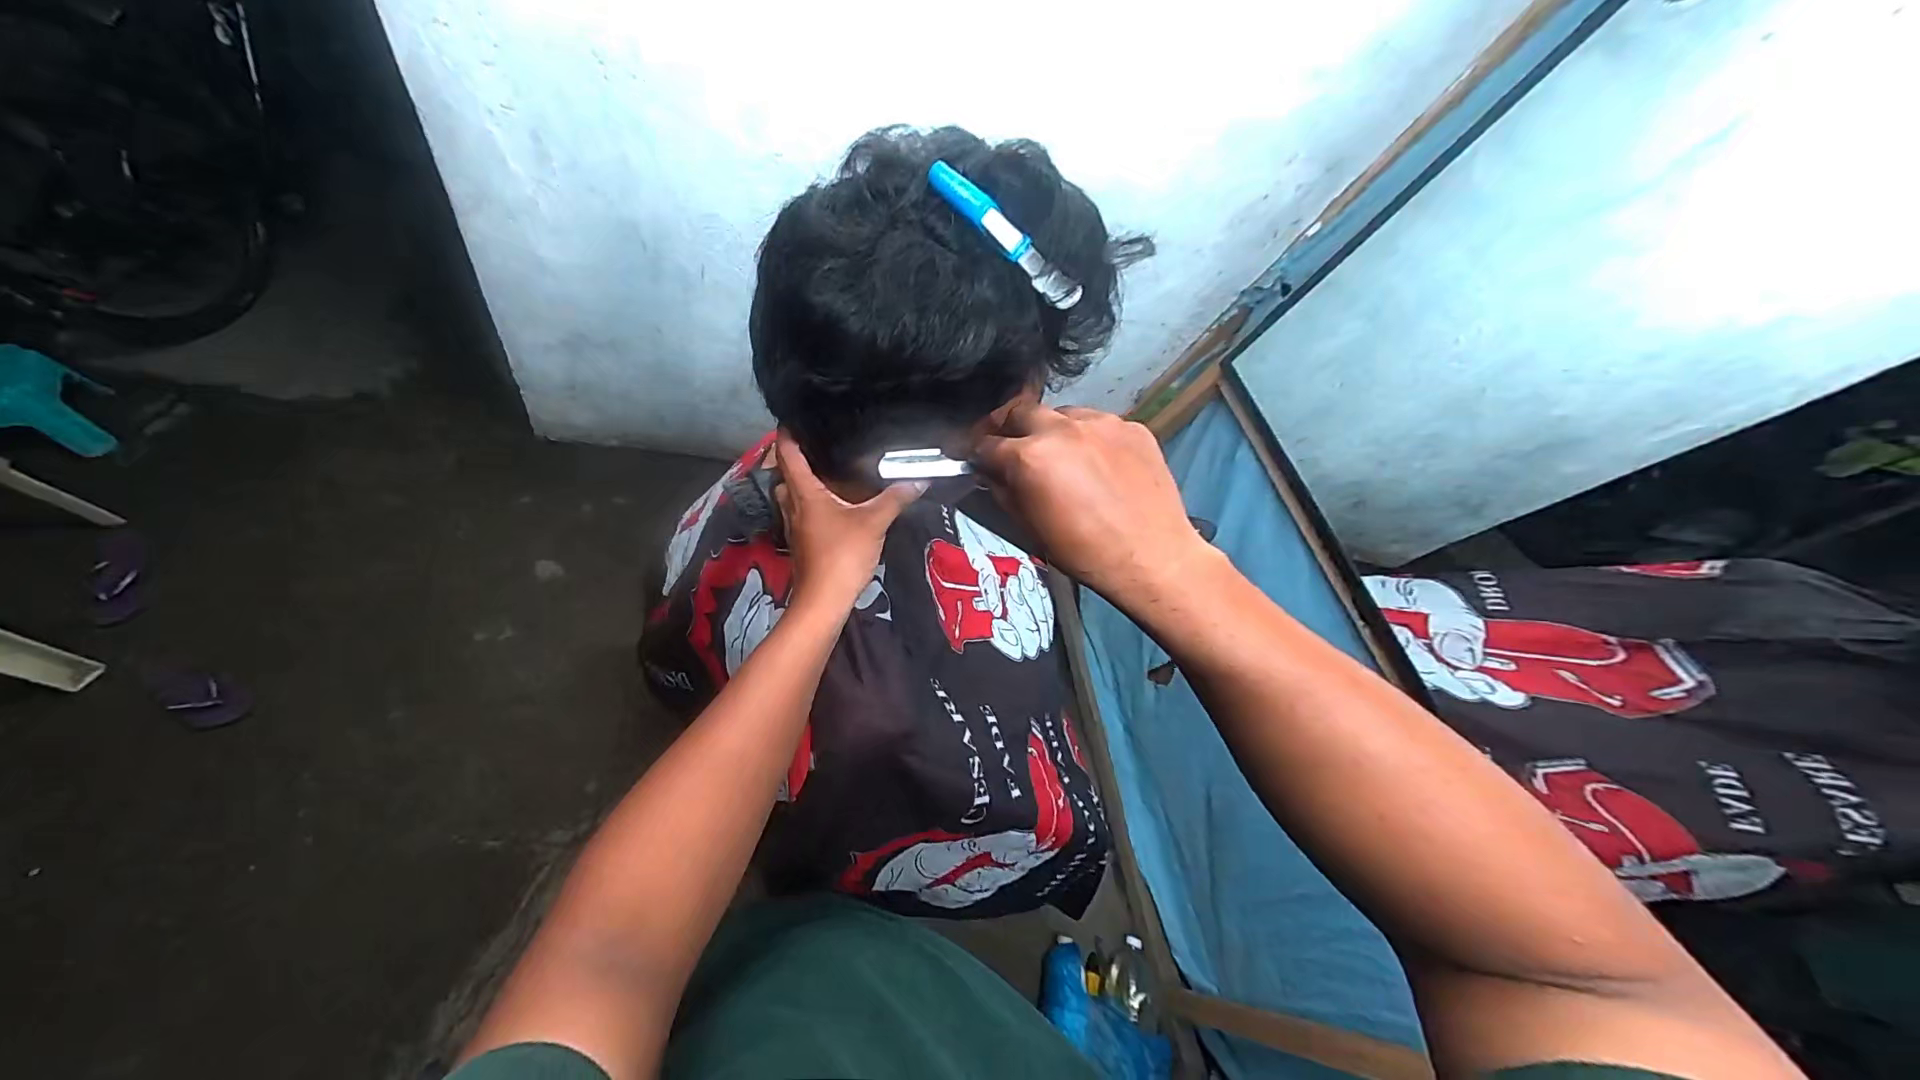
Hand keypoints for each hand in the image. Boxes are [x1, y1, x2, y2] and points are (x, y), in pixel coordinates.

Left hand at [773, 430, 923, 611]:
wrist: (824, 601)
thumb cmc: (842, 555)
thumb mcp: (874, 523)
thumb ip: (895, 498)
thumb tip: (919, 480)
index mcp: (804, 492)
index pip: (787, 453)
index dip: (788, 433)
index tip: (795, 417)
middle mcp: (792, 504)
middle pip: (786, 472)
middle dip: (796, 456)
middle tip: (818, 443)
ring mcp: (795, 525)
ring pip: (792, 494)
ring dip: (803, 481)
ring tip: (827, 469)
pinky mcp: (802, 541)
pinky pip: (803, 512)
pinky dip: (812, 501)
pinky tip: (834, 503)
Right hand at [973, 403, 1215, 608]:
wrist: (1151, 557)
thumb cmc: (1083, 552)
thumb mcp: (1029, 527)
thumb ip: (1004, 491)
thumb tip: (993, 473)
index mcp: (1030, 457)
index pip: (986, 443)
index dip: (976, 452)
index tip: (976, 457)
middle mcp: (1062, 429)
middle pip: (1020, 411)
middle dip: (1009, 428)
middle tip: (1010, 447)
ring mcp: (1101, 422)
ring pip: (1061, 414)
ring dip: (1051, 431)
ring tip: (1061, 456)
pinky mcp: (1132, 426)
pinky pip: (1098, 423)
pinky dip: (1088, 438)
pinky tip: (1097, 464)